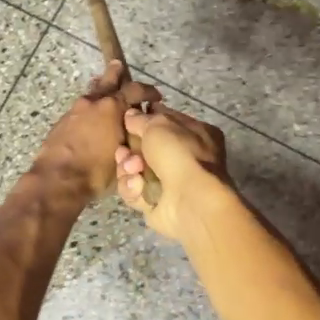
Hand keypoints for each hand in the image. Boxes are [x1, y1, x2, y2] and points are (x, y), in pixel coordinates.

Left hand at [33, 61, 160, 197]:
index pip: (134, 90)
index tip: (156, 96)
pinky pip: (80, 108)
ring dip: (99, 91)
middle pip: (107, 81)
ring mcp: (74, 111)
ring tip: (104, 91)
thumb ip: (133, 140)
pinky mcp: (62, 122)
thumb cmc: (96, 172)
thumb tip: (137, 134)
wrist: (57, 180)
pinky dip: (89, 109)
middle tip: (119, 66)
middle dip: (115, 74)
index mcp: (112, 108)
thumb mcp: (125, 158)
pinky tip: (90, 119)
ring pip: (91, 94)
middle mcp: (93, 103)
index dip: (148, 91)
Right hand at [114, 106, 230, 241]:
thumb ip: (141, 119)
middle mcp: (184, 157)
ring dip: (128, 168)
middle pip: (144, 148)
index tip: (126, 120)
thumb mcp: (159, 124)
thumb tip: (131, 115)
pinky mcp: (156, 204)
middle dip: (130, 149)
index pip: (164, 121)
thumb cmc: (179, 153)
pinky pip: (135, 191)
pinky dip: (133, 188)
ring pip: (135, 170)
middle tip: (125, 151)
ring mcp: (170, 183)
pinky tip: (137, 186)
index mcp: (195, 133)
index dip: (144, 120)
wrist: (189, 200)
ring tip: (133, 169)